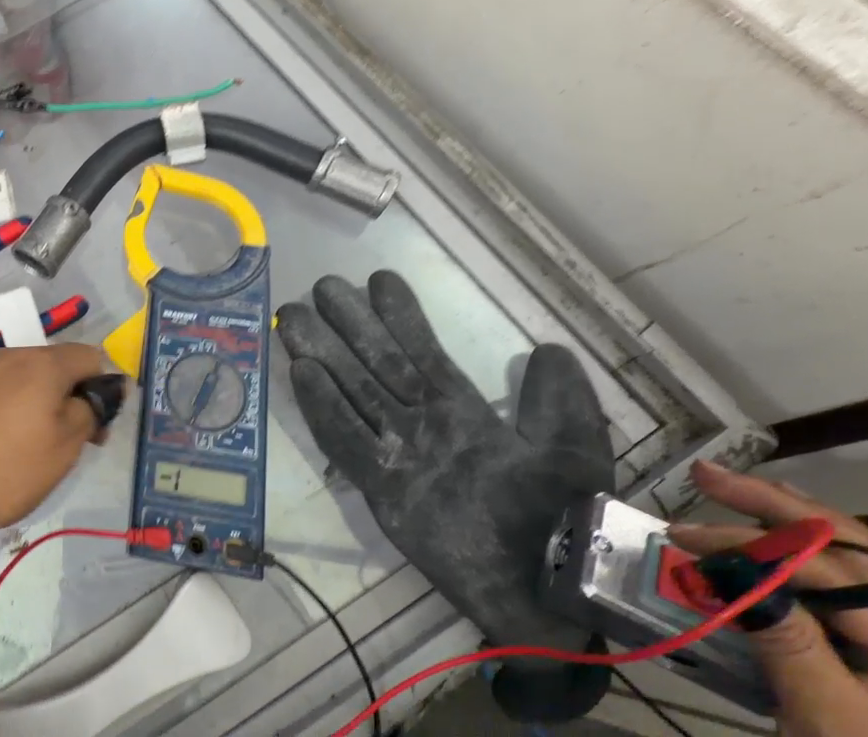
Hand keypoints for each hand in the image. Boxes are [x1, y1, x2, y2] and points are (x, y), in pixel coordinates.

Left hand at [0, 343, 118, 543]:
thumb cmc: (3, 468)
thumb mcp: (63, 449)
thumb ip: (88, 412)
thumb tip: (97, 393)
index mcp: (42, 364)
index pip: (89, 357)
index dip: (103, 388)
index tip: (97, 428)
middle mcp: (6, 355)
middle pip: (51, 366)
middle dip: (65, 397)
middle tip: (63, 445)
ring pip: (16, 378)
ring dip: (30, 403)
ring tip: (20, 449)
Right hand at [278, 271, 615, 723]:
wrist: (552, 589)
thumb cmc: (565, 514)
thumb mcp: (574, 446)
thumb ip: (559, 397)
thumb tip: (547, 347)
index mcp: (463, 410)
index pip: (423, 350)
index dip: (402, 315)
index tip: (378, 278)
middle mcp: (423, 423)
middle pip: (377, 363)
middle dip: (349, 323)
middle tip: (320, 286)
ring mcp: (400, 453)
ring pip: (354, 391)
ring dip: (323, 353)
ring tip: (293, 316)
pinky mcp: (385, 489)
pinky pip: (347, 441)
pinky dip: (323, 408)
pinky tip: (300, 373)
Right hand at [668, 460, 867, 735]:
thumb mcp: (829, 724)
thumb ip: (791, 649)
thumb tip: (734, 572)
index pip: (836, 577)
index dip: (756, 545)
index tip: (683, 536)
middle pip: (858, 550)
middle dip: (777, 505)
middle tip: (706, 476)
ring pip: (863, 556)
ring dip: (794, 515)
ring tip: (735, 487)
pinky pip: (858, 580)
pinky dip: (811, 544)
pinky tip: (778, 527)